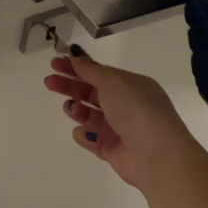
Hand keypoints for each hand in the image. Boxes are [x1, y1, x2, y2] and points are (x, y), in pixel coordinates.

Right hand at [45, 47, 201, 190]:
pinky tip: (87, 134)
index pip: (99, 73)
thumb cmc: (137, 110)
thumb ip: (90, 68)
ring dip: (76, 109)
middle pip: (90, 92)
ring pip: (88, 114)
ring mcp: (118, 129)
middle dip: (69, 85)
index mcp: (131, 87)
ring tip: (72, 109)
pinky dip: (85, 134)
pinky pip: (89, 138)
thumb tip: (74, 52)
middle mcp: (126, 106)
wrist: (157, 155)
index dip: (76, 67)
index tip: (54, 63)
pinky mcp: (111, 149)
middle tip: (49, 82)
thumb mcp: (113, 82)